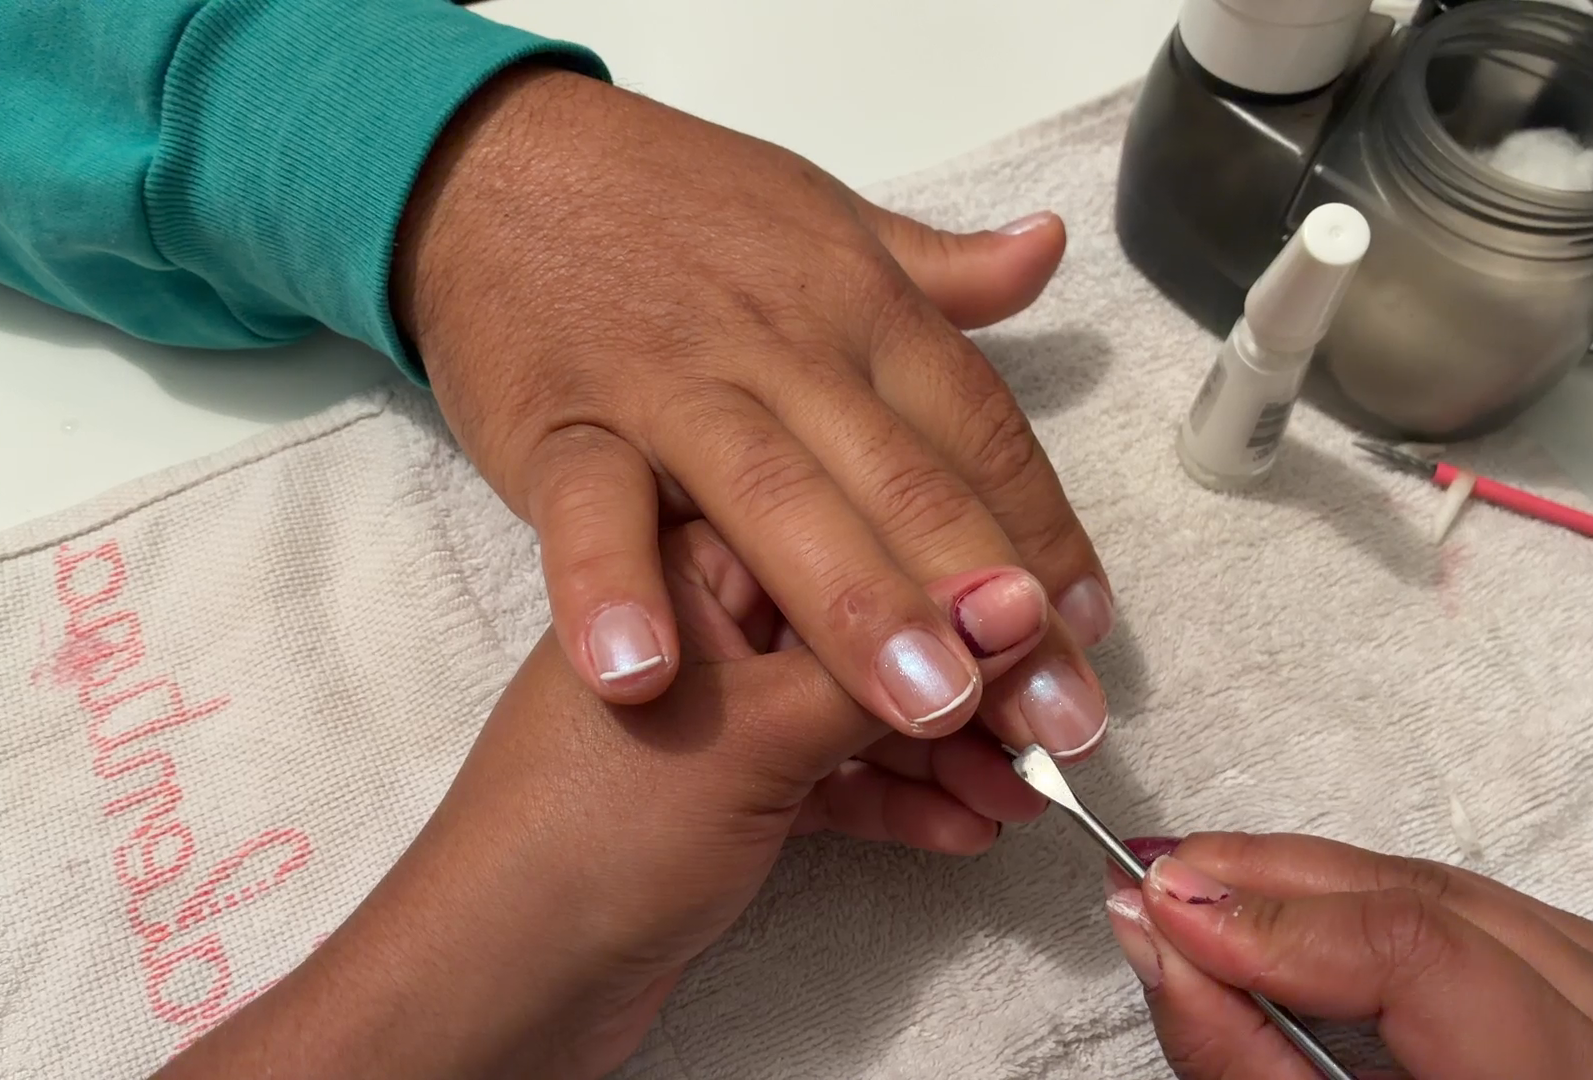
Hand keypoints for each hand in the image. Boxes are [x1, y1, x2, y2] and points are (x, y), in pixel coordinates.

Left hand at [157, 523, 1048, 1079]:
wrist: (496, 997)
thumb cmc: (606, 830)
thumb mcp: (757, 735)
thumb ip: (888, 670)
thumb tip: (1018, 606)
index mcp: (702, 560)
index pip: (856, 540)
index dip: (954, 591)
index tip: (1043, 643)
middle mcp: (720, 618)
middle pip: (871, 629)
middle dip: (964, 687)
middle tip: (1045, 735)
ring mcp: (732, 700)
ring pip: (862, 707)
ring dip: (944, 756)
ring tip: (1020, 797)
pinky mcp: (740, 775)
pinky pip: (837, 771)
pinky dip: (896, 799)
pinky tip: (966, 828)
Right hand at [393, 65, 1113, 760]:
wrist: (506, 171)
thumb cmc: (689, 213)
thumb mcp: (834, 227)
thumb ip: (942, 270)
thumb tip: (1048, 248)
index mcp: (863, 308)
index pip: (980, 430)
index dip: (1044, 531)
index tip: (1086, 626)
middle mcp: (785, 350)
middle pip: (905, 483)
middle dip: (984, 604)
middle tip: (1050, 715)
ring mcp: (670, 389)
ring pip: (778, 502)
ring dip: (855, 608)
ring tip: (927, 712)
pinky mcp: (561, 426)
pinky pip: (594, 511)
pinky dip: (613, 587)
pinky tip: (647, 679)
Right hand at [1105, 834, 1592, 1079]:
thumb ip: (1235, 1051)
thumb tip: (1149, 927)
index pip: (1416, 954)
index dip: (1273, 917)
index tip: (1166, 899)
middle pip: (1428, 901)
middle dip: (1271, 877)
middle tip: (1168, 873)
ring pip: (1451, 886)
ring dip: (1317, 878)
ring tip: (1223, 885)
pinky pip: (1483, 901)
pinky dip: (1379, 891)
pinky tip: (1319, 902)